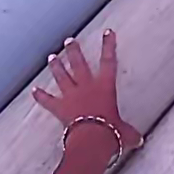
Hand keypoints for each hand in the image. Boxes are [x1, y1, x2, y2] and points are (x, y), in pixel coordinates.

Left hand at [33, 29, 141, 157]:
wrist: (91, 141)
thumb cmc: (111, 132)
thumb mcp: (125, 132)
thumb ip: (130, 134)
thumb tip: (139, 141)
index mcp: (105, 86)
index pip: (109, 61)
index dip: (109, 45)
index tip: (107, 32)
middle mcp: (87, 86)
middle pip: (79, 63)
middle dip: (74, 50)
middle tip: (69, 40)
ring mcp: (71, 96)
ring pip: (62, 76)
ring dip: (57, 67)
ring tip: (52, 57)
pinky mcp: (60, 108)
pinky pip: (48, 100)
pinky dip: (41, 96)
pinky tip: (34, 90)